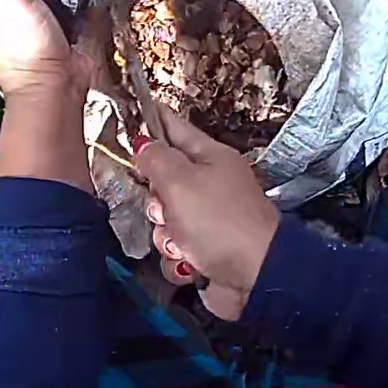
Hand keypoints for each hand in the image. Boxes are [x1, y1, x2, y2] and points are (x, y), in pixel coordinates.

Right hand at [136, 107, 280, 319]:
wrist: (255, 277)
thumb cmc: (219, 222)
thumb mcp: (181, 181)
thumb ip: (156, 159)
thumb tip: (143, 145)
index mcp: (210, 158)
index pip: (175, 129)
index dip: (152, 121)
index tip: (131, 111)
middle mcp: (209, 186)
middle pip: (162, 182)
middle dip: (155, 200)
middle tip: (164, 208)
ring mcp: (207, 221)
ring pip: (164, 221)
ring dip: (167, 236)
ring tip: (183, 242)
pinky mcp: (204, 252)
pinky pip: (174, 250)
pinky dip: (179, 260)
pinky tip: (191, 264)